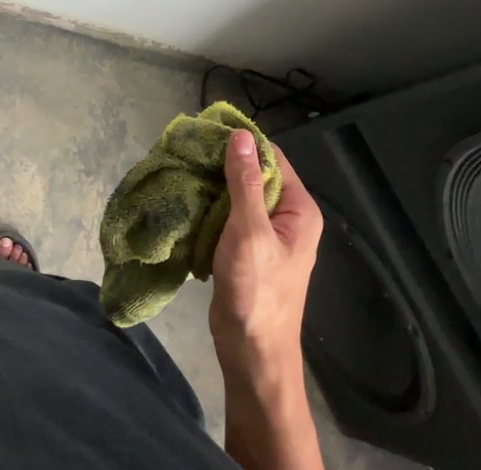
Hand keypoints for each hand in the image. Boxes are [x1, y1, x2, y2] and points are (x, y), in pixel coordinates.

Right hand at [211, 129, 325, 469]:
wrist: (251, 350)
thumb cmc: (256, 290)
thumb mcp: (249, 231)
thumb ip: (245, 182)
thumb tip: (241, 136)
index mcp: (299, 210)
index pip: (273, 159)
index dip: (242, 143)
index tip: (205, 130)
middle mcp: (287, 218)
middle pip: (254, 176)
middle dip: (222, 165)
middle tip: (186, 152)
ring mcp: (266, 236)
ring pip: (237, 196)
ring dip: (212, 187)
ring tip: (181, 172)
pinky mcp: (245, 250)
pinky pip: (227, 217)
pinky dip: (208, 209)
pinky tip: (186, 202)